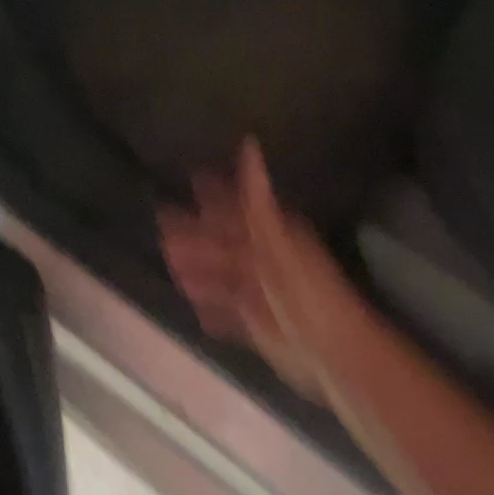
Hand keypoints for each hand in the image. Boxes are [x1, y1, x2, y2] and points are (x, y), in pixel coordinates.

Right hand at [158, 137, 352, 402]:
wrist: (331, 351)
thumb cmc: (305, 288)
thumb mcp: (278, 237)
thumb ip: (258, 195)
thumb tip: (249, 143)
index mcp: (273, 234)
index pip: (238, 207)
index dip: (214, 194)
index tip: (190, 176)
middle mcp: (266, 260)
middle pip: (224, 242)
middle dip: (195, 232)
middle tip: (162, 220)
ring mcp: (260, 295)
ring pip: (222, 276)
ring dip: (197, 268)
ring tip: (168, 259)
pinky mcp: (256, 327)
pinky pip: (227, 313)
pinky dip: (211, 308)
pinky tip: (195, 306)